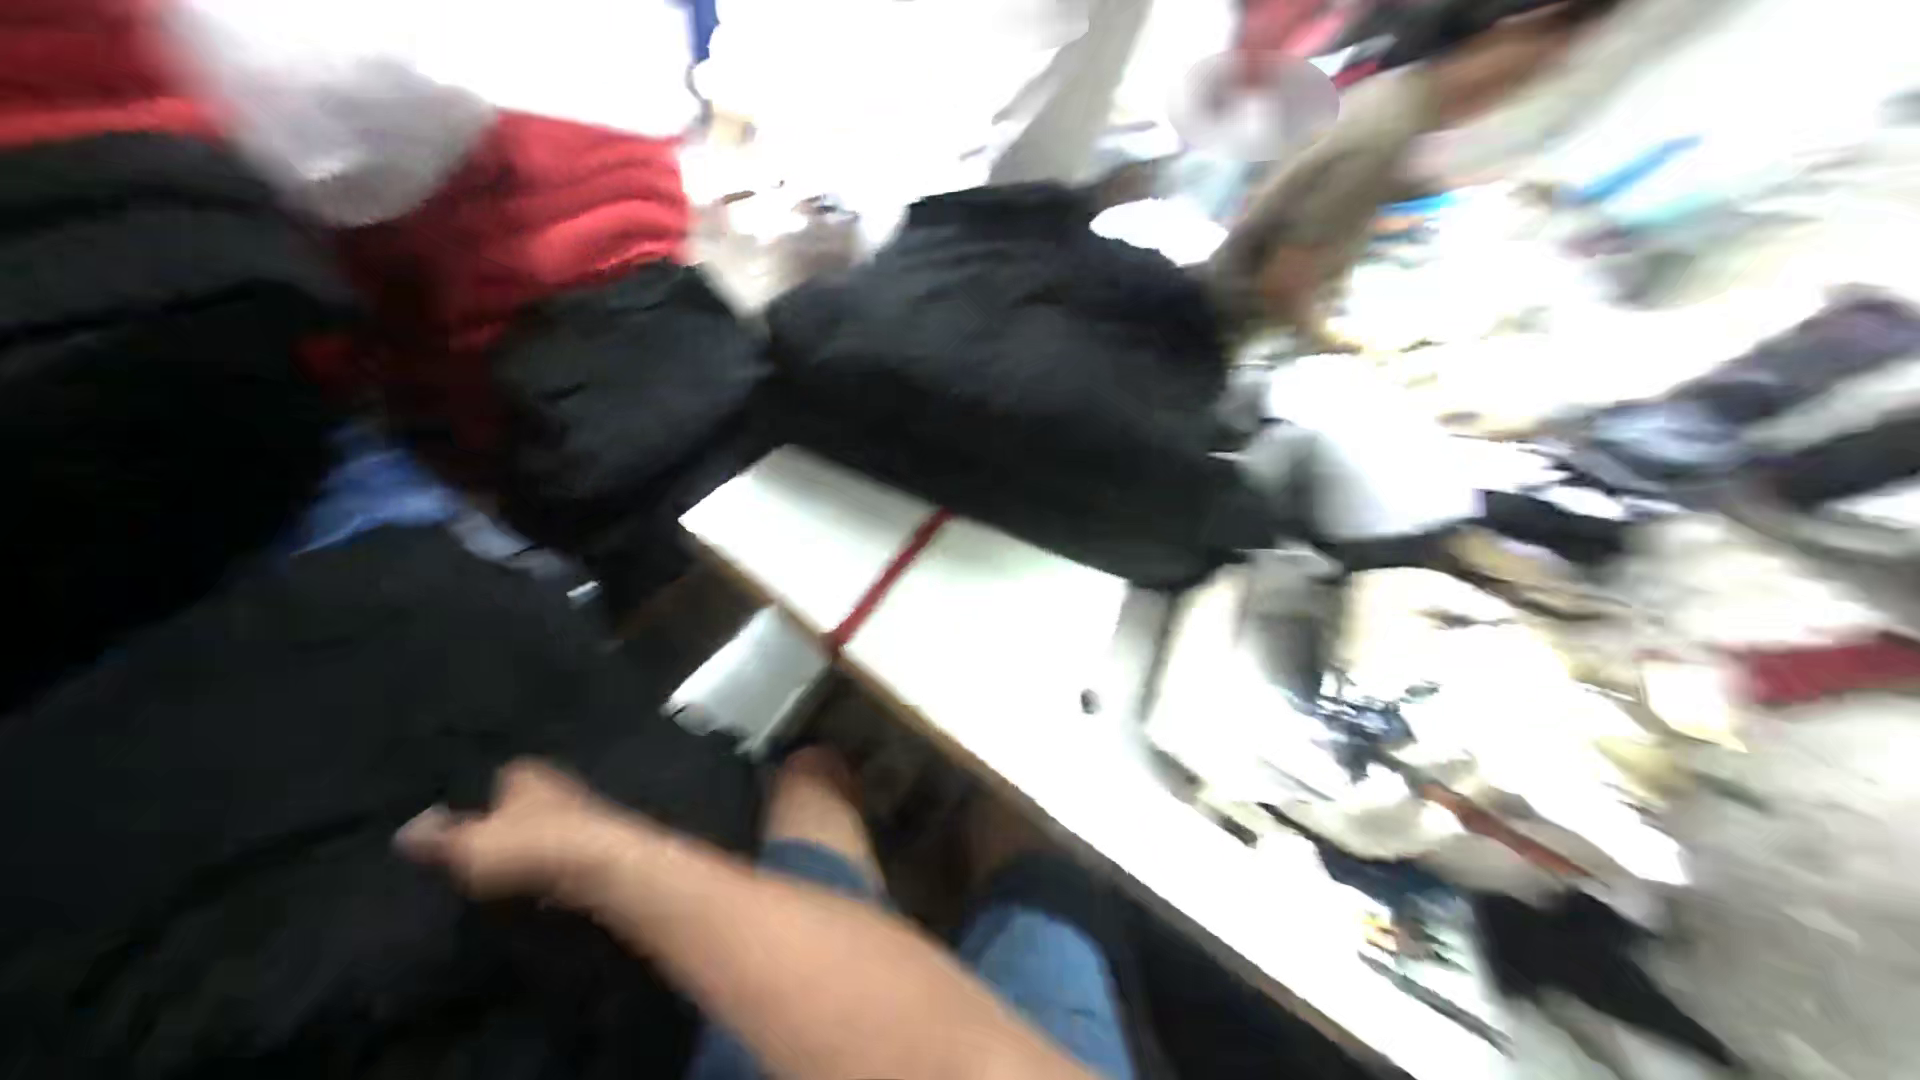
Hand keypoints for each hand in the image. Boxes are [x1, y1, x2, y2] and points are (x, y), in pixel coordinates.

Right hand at [396, 758, 643, 905]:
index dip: (486, 792)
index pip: (506, 773)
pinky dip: (554, 864)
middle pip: (529, 800)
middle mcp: (560, 784)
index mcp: (528, 774)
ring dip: (535, 845)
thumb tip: (407, 830)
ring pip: (551, 825)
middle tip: (482, 849)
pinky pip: (568, 852)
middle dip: (512, 819)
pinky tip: (541, 886)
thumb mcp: (469, 846)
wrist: (603, 865)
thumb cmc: (530, 847)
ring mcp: (585, 812)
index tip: (467, 816)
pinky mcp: (601, 843)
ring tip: (506, 874)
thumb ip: (438, 838)